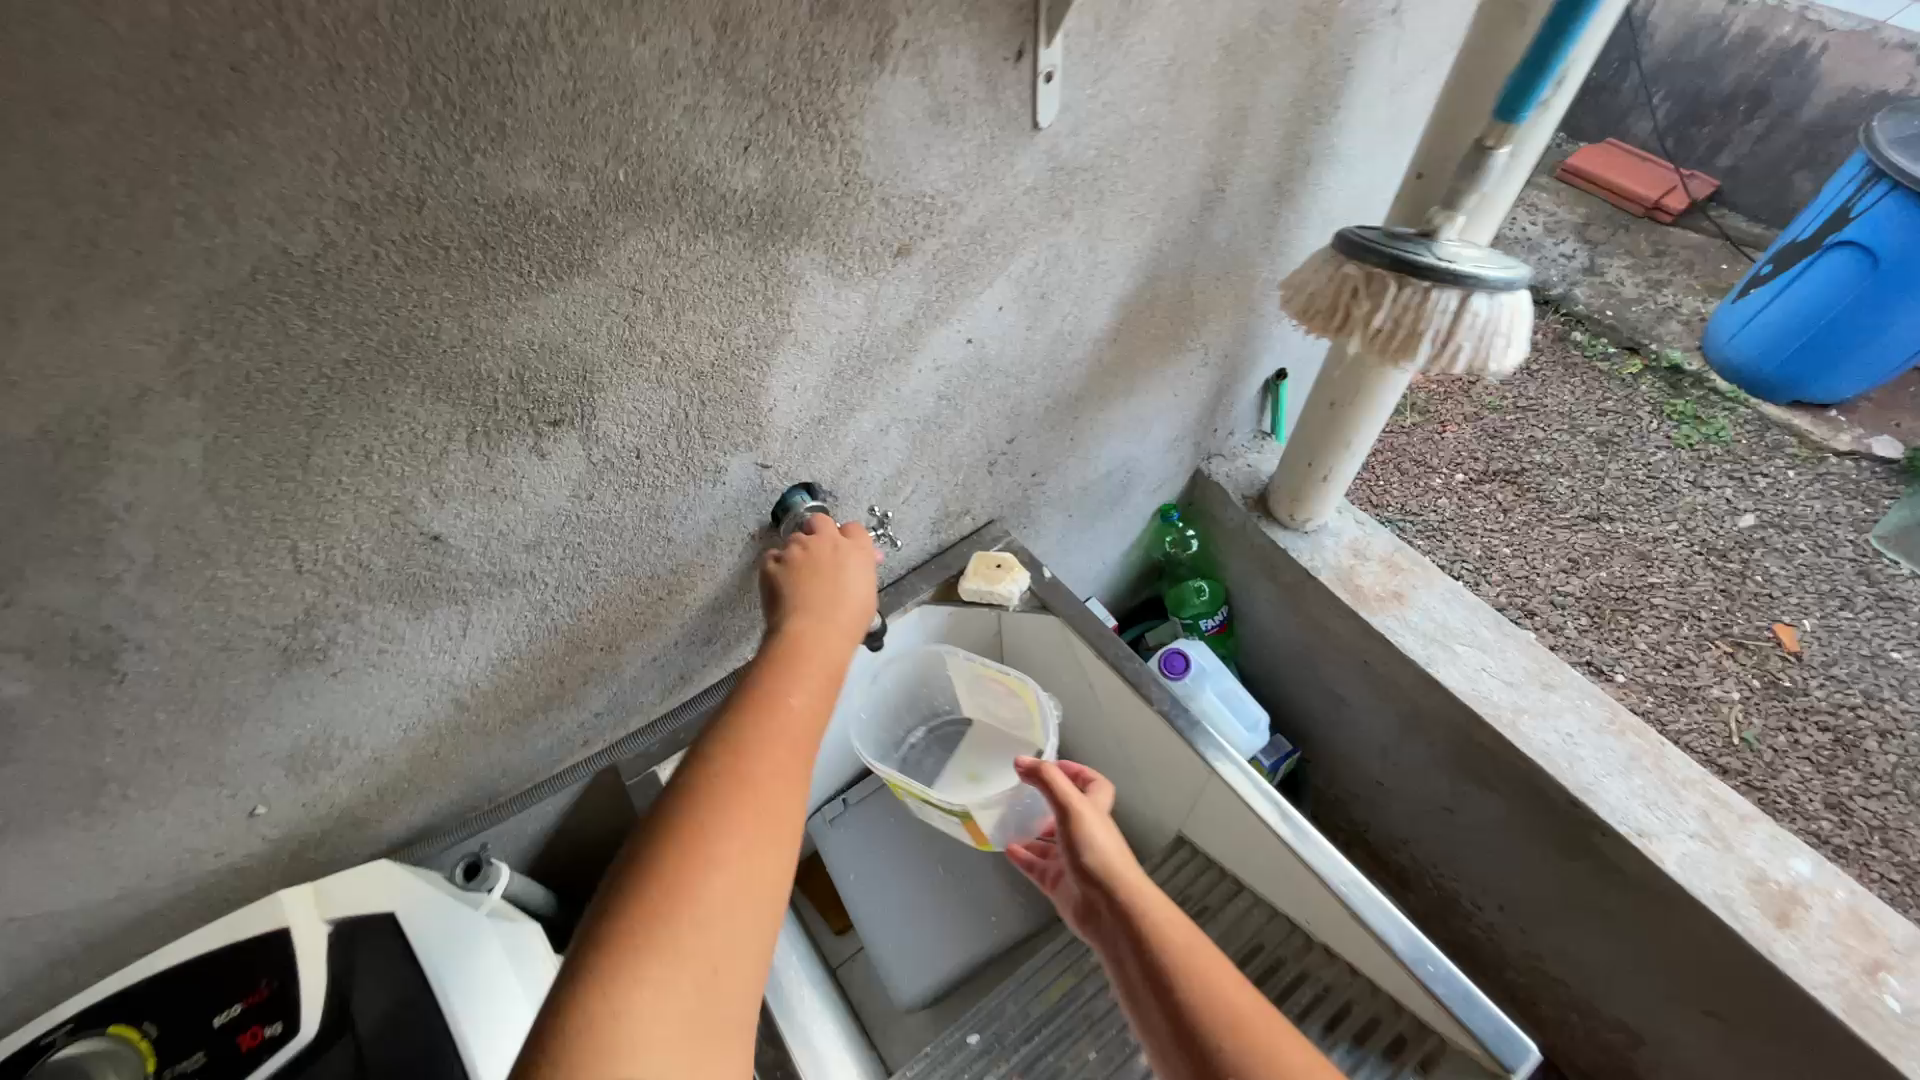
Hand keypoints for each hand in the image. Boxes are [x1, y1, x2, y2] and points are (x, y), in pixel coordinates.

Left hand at [760, 513, 881, 646]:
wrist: (813, 635)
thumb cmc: (849, 622)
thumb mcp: (868, 595)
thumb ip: (862, 572)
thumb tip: (864, 562)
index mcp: (855, 549)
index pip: (854, 529)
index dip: (847, 538)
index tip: (844, 552)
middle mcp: (826, 541)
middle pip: (820, 520)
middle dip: (817, 531)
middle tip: (817, 553)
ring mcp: (796, 549)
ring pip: (794, 539)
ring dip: (796, 552)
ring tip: (795, 577)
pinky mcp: (772, 563)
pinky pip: (772, 558)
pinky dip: (775, 567)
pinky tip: (778, 585)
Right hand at [1005, 758, 1148, 944]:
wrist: (1109, 908)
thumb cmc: (1095, 849)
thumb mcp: (1071, 806)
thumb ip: (1047, 780)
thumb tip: (1020, 760)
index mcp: (1095, 811)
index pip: (1093, 784)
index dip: (1077, 772)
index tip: (1051, 766)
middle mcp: (1085, 833)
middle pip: (1067, 813)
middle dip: (1047, 803)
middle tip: (1021, 793)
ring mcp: (1072, 860)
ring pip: (1049, 842)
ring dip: (1031, 832)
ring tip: (1007, 819)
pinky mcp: (1059, 884)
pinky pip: (1036, 867)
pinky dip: (1023, 857)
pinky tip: (1006, 848)